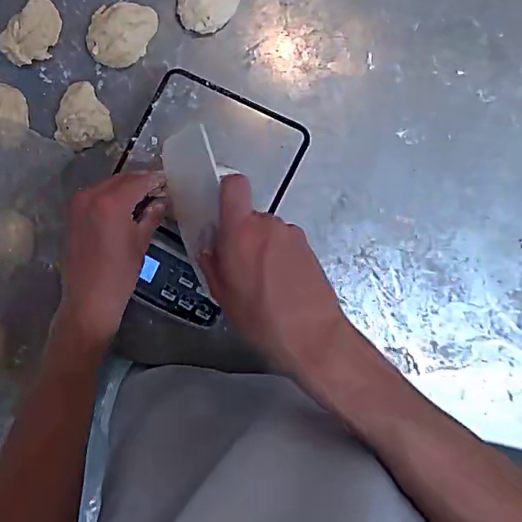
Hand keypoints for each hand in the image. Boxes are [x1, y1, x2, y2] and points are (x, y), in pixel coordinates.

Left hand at [58, 170, 165, 347]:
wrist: (88, 300)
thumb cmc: (119, 274)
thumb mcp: (140, 242)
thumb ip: (151, 216)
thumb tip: (159, 202)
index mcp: (111, 202)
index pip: (138, 181)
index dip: (155, 180)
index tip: (167, 182)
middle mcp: (91, 196)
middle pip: (121, 179)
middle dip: (140, 182)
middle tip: (158, 190)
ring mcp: (79, 205)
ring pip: (108, 186)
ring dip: (126, 188)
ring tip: (144, 198)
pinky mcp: (73, 215)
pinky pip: (97, 196)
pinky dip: (112, 197)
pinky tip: (125, 207)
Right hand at [201, 174, 354, 376]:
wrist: (312, 335)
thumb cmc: (266, 319)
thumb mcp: (223, 294)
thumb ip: (212, 263)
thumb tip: (209, 251)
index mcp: (240, 231)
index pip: (233, 186)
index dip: (226, 191)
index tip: (220, 206)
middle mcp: (267, 225)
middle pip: (249, 215)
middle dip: (242, 234)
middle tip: (237, 264)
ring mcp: (290, 234)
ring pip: (268, 231)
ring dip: (262, 248)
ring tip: (260, 282)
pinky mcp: (307, 246)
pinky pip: (285, 244)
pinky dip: (279, 258)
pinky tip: (278, 285)